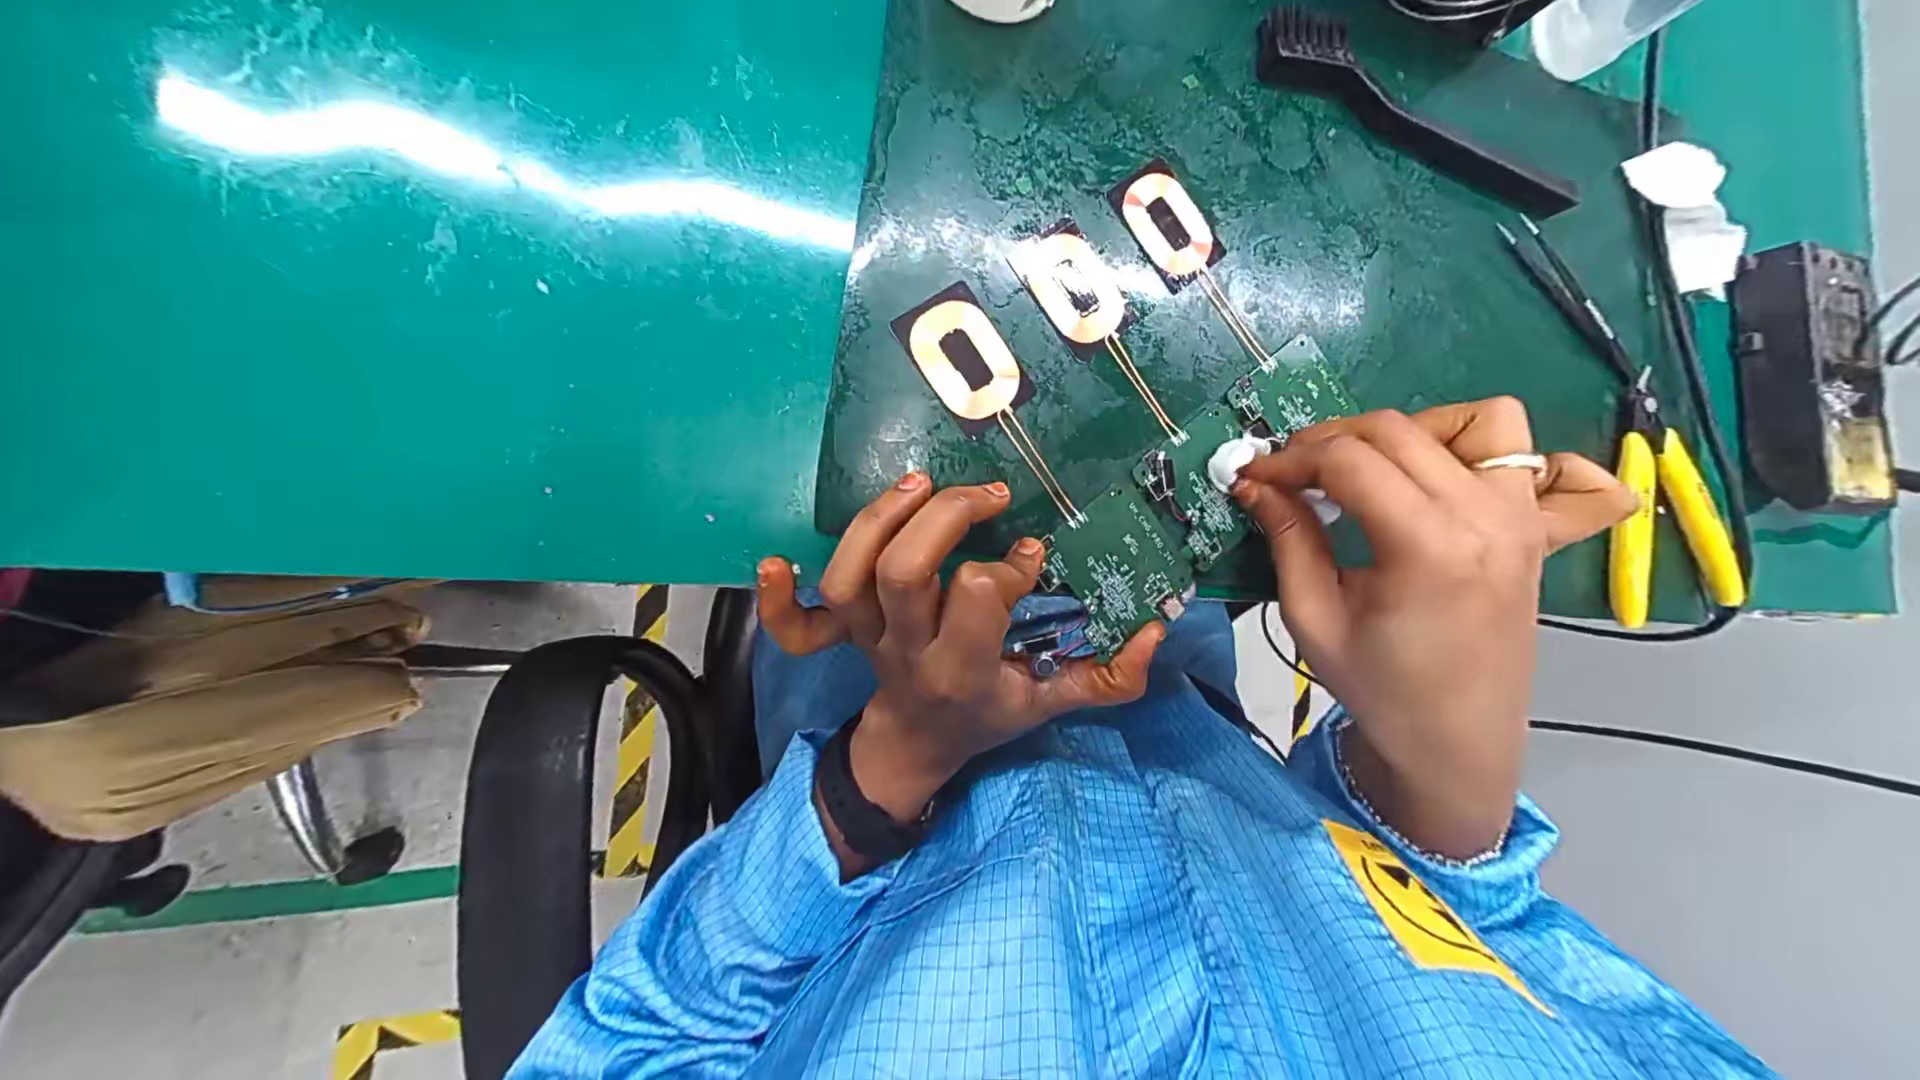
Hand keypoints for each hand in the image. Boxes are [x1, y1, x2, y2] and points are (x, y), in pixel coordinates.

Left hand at [757, 473, 1163, 831]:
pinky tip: (776, 560)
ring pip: (849, 579)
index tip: (1028, 554)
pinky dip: (776, 598)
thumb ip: (1107, 678)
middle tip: (985, 494)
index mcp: (962, 669)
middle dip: (942, 520)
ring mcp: (865, 640)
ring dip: (877, 522)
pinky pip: (794, 626)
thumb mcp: (1049, 705)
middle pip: (903, 574)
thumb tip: (1156, 630)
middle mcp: (906, 651)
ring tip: (920, 486)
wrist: (915, 747)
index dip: (1006, 566)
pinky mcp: (840, 635)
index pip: (977, 597)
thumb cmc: (984, 718)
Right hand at [1233, 397, 1634, 857]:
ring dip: (1404, 431)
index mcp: (1428, 547)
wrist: (1455, 737)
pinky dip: (1475, 445)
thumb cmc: (1377, 686)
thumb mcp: (1311, 615)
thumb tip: (1256, 484)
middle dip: (1325, 440)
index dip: (1288, 460)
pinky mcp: (1531, 526)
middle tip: (1287, 474)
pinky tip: (1434, 474)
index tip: (1252, 477)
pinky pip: (1525, 453)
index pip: (1348, 461)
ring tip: (1363, 467)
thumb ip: (1288, 537)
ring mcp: (1520, 517)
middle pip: (1396, 431)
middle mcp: (1486, 516)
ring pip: (1470, 421)